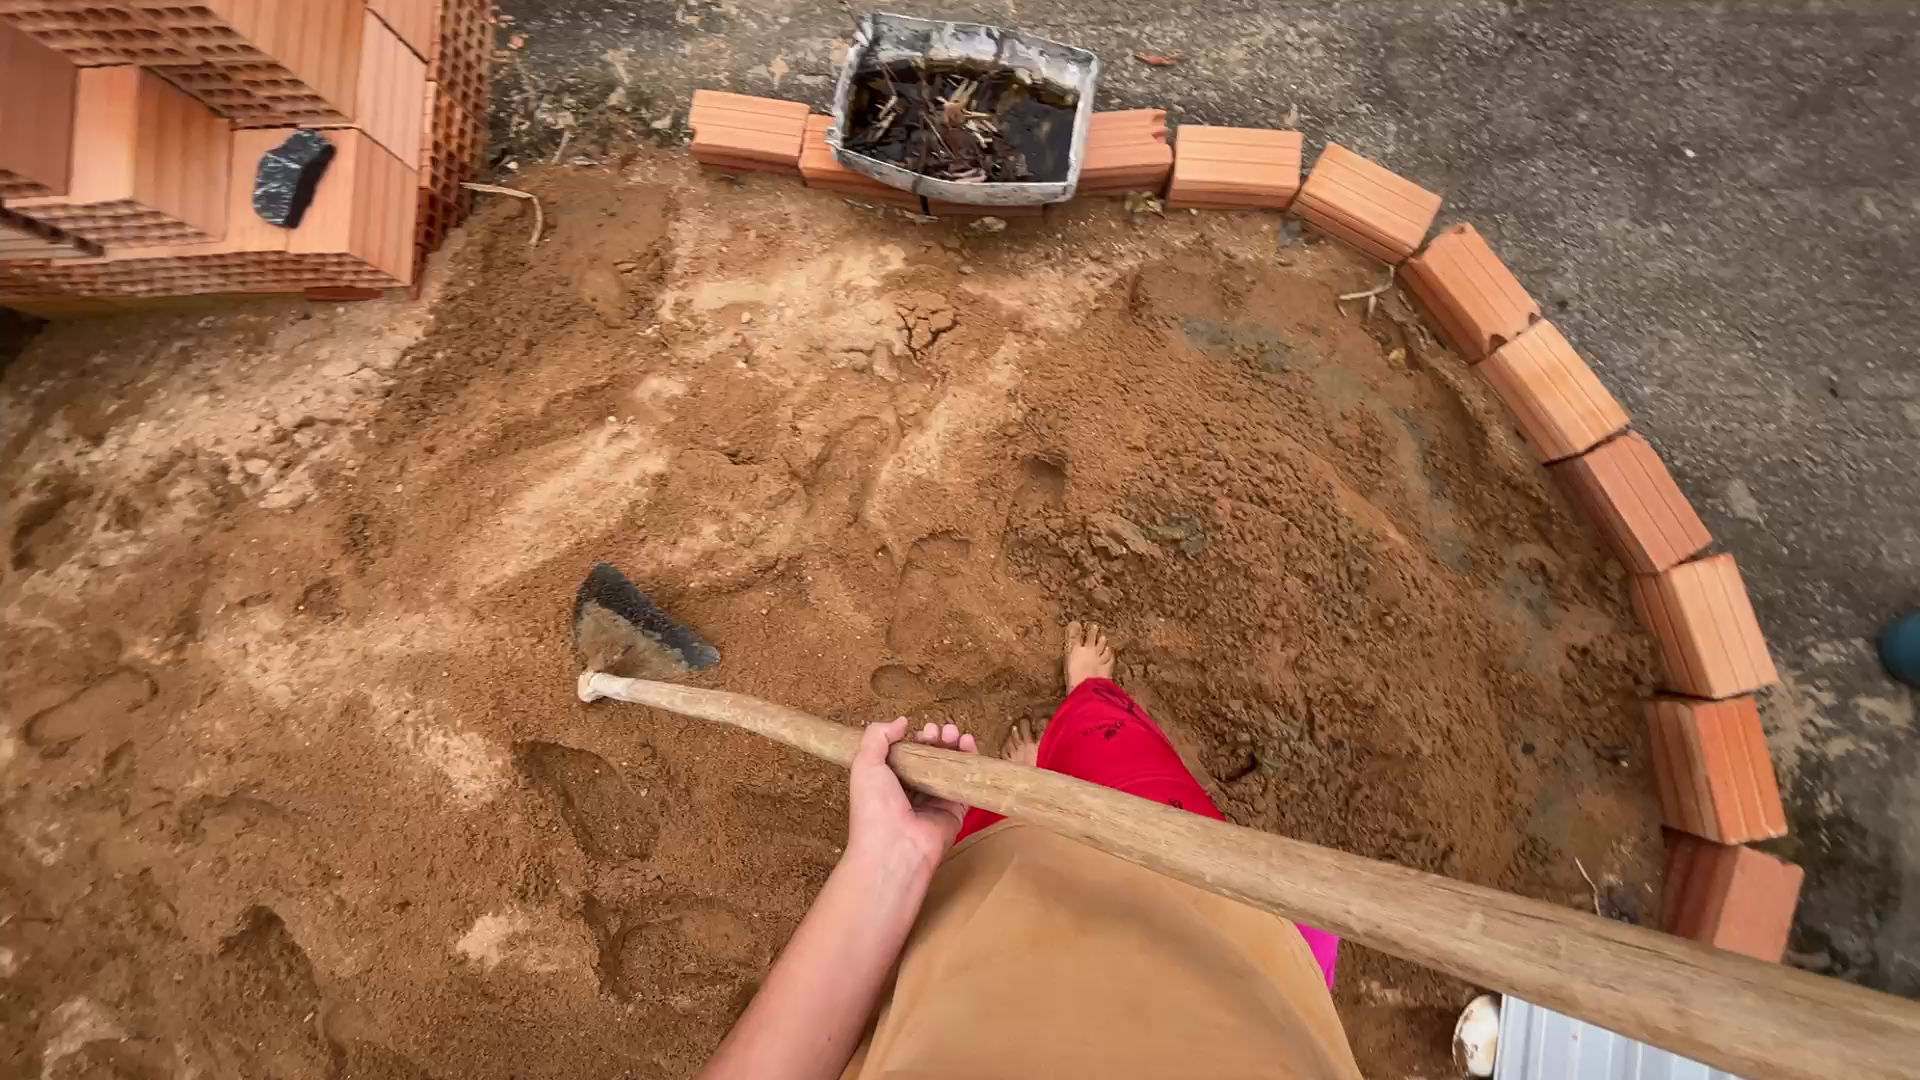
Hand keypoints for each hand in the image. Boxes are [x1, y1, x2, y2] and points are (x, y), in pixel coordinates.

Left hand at [846, 718, 976, 876]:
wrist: (893, 848)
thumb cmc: (874, 806)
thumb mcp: (865, 763)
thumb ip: (878, 736)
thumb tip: (901, 721)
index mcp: (889, 781)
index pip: (908, 753)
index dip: (917, 738)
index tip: (922, 730)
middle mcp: (912, 790)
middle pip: (931, 758)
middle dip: (937, 739)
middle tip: (941, 731)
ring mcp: (935, 801)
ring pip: (949, 768)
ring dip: (954, 746)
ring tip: (954, 734)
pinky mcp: (955, 811)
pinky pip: (966, 784)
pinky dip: (970, 763)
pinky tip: (970, 746)